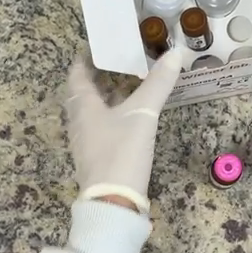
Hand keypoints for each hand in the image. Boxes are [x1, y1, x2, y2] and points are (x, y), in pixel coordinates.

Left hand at [63, 48, 184, 214]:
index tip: (95, 50)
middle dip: (95, 81)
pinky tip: (124, 123)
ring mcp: (85, 145)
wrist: (113, 202)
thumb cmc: (122, 152)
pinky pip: (98, 133)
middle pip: (81, 97)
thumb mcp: (142, 114)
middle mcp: (79, 124)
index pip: (77, 77)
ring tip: (121, 91)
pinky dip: (108, 121)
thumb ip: (158, 84)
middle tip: (112, 68)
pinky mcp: (95, 162)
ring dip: (102, 102)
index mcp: (84, 108)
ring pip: (89, 116)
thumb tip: (175, 53)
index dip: (83, 61)